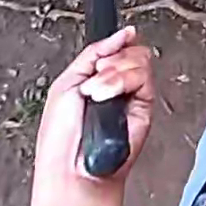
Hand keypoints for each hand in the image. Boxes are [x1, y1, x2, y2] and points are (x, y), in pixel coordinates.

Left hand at [30, 26, 154, 205]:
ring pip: (140, 61)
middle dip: (112, 61)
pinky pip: (144, 77)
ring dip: (113, 74)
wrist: (71, 170)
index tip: (115, 44)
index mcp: (98, 78)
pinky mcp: (144, 108)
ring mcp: (133, 96)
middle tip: (95, 81)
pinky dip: (123, 81)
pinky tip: (108, 97)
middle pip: (133, 50)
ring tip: (97, 95)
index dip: (117, 43)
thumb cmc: (60, 139)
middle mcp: (119, 85)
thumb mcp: (67, 83)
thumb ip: (95, 53)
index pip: (119, 47)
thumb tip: (123, 34)